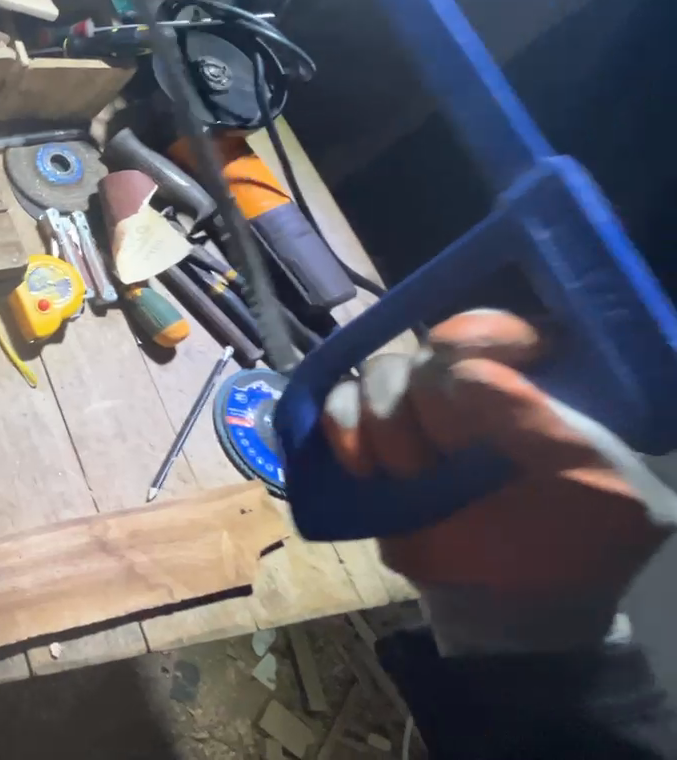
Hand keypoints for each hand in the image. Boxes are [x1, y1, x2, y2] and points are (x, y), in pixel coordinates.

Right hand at [322, 310, 674, 653]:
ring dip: (383, 425)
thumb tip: (466, 373)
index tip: (458, 363)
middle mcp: (469, 385)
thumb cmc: (567, 545)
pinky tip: (364, 471)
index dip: (475, 334)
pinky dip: (340, 430)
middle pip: (424, 353)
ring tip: (405, 477)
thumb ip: (550, 430)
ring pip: (374, 373)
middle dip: (424, 405)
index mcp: (540, 390)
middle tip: (442, 460)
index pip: (503, 329)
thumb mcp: (601, 495)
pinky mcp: (360, 427)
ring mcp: (410, 405)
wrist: (501, 601)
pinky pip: (330, 399)